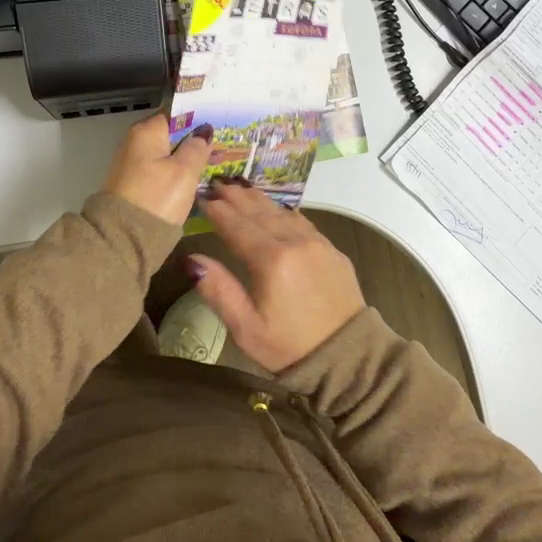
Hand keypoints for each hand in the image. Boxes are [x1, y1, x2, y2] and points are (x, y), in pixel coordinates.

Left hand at [100, 114, 213, 225]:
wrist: (123, 238)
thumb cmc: (157, 198)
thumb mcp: (185, 172)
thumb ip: (197, 147)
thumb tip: (204, 131)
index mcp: (146, 131)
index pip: (176, 114)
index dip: (198, 119)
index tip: (219, 125)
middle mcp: (134, 141)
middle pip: (170, 133)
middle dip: (193, 139)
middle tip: (221, 145)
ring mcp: (131, 162)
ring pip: (165, 153)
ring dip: (184, 157)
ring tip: (211, 162)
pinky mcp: (132, 182)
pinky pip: (158, 168)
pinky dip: (174, 171)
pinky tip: (191, 178)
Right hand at [187, 182, 364, 371]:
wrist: (348, 358)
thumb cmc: (290, 348)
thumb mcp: (246, 328)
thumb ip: (219, 290)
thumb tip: (192, 260)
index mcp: (271, 259)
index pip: (237, 226)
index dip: (218, 211)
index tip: (203, 196)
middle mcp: (295, 241)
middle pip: (260, 212)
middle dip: (236, 197)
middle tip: (218, 182)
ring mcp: (317, 243)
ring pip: (282, 212)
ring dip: (259, 199)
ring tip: (241, 188)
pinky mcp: (332, 250)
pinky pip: (302, 221)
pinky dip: (283, 210)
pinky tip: (276, 208)